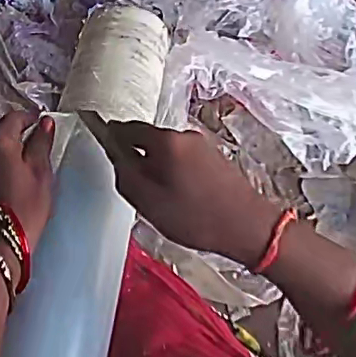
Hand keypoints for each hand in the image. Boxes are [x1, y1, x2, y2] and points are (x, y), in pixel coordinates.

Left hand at [0, 111, 56, 239]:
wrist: (6, 235)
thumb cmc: (27, 200)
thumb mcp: (40, 168)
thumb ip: (41, 141)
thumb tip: (45, 121)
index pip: (13, 118)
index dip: (30, 116)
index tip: (45, 122)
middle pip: (3, 130)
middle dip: (22, 130)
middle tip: (43, 138)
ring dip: (14, 144)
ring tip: (34, 154)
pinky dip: (7, 157)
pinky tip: (21, 168)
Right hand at [101, 122, 282, 264]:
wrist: (250, 228)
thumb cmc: (197, 217)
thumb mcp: (148, 201)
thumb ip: (124, 174)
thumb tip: (116, 157)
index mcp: (165, 141)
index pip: (126, 128)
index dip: (111, 139)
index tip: (105, 152)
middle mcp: (184, 134)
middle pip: (146, 138)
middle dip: (134, 155)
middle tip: (131, 183)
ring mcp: (202, 144)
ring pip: (164, 149)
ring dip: (154, 165)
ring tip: (156, 195)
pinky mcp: (213, 157)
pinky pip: (181, 157)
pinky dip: (172, 170)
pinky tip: (176, 195)